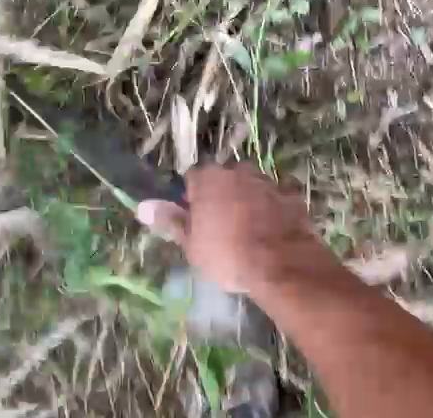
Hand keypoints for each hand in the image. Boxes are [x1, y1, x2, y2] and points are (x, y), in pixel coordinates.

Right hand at [136, 164, 339, 295]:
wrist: (281, 262)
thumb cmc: (228, 254)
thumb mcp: (192, 244)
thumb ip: (169, 221)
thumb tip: (142, 206)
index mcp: (208, 178)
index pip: (192, 180)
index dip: (192, 201)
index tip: (197, 224)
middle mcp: (236, 170)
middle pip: (222, 180)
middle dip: (221, 198)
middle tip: (221, 231)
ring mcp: (265, 179)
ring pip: (249, 187)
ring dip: (247, 202)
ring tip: (248, 234)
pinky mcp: (289, 193)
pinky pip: (275, 198)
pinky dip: (272, 210)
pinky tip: (272, 232)